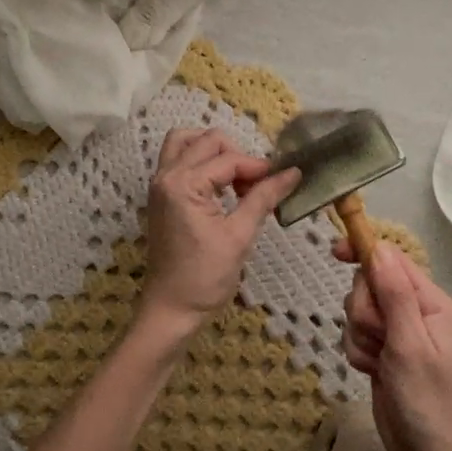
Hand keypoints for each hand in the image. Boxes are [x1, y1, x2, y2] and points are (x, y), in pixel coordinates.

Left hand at [141, 128, 299, 333]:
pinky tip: (222, 188)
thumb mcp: (239, 237)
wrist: (170, 310)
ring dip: (214, 152)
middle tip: (258, 184)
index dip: (258, 167)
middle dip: (237, 155)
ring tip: (237, 179)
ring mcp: (159, 183)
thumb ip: (263, 198)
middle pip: (207, 141)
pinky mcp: (160, 194)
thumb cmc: (204, 278)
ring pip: (186, 142)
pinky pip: (179, 160)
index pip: (228, 159)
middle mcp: (165, 175)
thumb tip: (292, 172)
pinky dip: (201, 162)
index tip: (282, 179)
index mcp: (183, 183)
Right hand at [336, 240, 451, 450]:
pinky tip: (373, 371)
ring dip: (360, 335)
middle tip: (380, 339)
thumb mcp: (410, 345)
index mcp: (432, 302)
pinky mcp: (382, 349)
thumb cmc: (426, 401)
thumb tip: (380, 248)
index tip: (336, 252)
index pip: (392, 259)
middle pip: (369, 284)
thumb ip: (395, 294)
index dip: (364, 252)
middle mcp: (415, 311)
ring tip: (380, 361)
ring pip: (357, 309)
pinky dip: (357, 351)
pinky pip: (354, 333)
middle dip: (365, 311)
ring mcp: (398, 331)